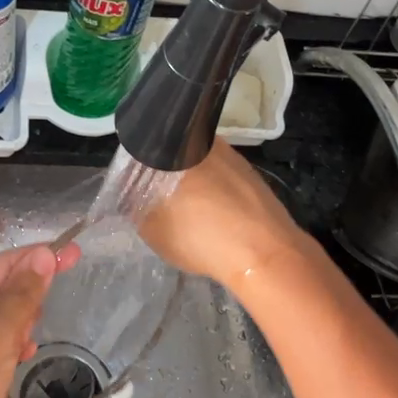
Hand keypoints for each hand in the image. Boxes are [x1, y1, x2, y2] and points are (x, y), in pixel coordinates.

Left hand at [0, 243, 79, 397]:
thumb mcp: (0, 331)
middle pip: (5, 286)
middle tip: (31, 324)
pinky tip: (21, 357)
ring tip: (20, 346)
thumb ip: (24, 292)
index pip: (4, 263)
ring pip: (7, 314)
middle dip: (25, 303)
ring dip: (21, 326)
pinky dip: (14, 343)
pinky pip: (2, 337)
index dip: (39, 258)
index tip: (74, 253)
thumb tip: (45, 255)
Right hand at [137, 139, 319, 286]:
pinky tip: (216, 216)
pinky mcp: (253, 175)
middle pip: (175, 152)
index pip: (146, 147)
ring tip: (188, 210)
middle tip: (159, 199)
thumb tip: (133, 198)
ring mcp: (233, 157)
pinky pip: (224, 177)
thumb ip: (136, 207)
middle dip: (165, 172)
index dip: (136, 168)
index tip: (134, 188)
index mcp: (175, 149)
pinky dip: (216, 192)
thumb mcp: (152, 229)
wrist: (264, 254)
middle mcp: (205, 144)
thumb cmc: (201, 237)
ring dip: (193, 181)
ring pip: (202, 163)